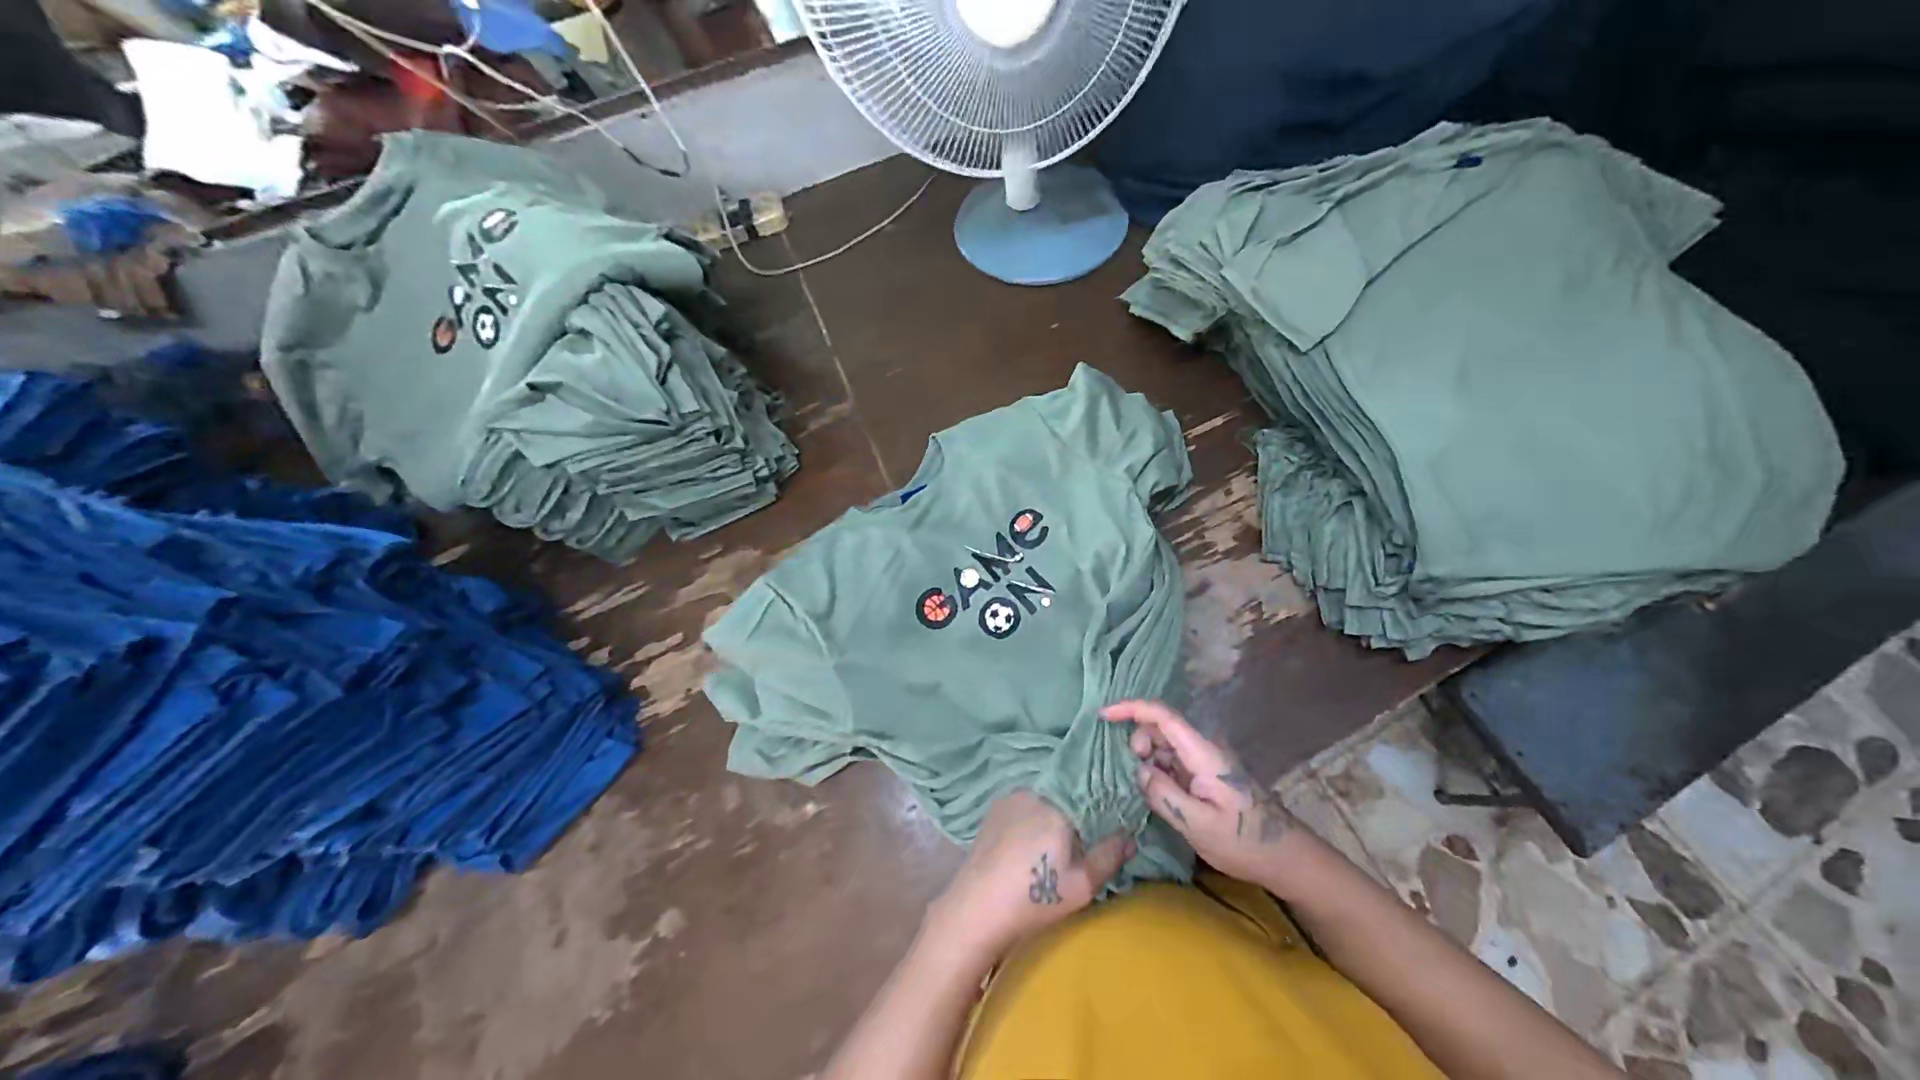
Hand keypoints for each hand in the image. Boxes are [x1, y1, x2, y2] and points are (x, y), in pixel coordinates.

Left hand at [925, 791, 1133, 963]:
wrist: (976, 907)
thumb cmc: (1033, 897)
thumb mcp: (1080, 886)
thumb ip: (1108, 857)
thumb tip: (1130, 836)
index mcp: (1058, 805)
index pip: (1091, 791)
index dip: (1106, 803)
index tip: (1117, 818)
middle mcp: (1034, 791)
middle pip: (1068, 793)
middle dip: (1081, 810)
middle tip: (1090, 834)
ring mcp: (1011, 797)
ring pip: (1046, 798)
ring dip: (1056, 812)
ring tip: (1062, 839)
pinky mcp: (995, 809)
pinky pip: (1026, 804)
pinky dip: (1036, 815)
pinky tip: (1036, 840)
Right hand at [1102, 700, 1298, 884]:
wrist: (1285, 857)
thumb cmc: (1244, 841)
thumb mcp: (1198, 824)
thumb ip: (1164, 794)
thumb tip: (1138, 770)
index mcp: (1203, 753)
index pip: (1163, 716)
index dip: (1131, 708)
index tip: (1103, 715)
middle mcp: (1203, 749)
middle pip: (1160, 727)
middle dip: (1138, 741)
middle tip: (1136, 777)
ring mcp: (1204, 762)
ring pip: (1164, 744)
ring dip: (1146, 758)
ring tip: (1144, 789)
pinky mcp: (1204, 776)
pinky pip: (1172, 761)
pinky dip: (1156, 770)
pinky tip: (1153, 792)